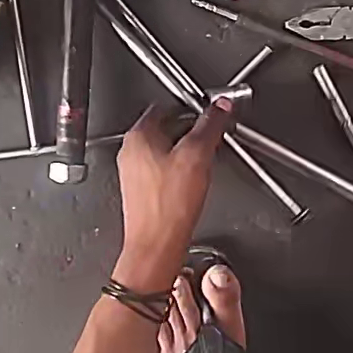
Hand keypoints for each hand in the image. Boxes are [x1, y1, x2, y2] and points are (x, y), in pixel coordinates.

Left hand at [112, 100, 234, 290]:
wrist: (157, 246)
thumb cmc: (167, 207)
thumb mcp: (197, 156)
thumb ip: (210, 126)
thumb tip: (221, 107)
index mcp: (138, 136)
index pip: (166, 106)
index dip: (191, 108)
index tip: (209, 115)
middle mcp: (131, 152)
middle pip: (166, 128)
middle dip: (191, 132)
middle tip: (209, 141)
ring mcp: (135, 173)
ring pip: (166, 151)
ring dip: (186, 154)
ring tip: (202, 165)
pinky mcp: (143, 191)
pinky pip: (164, 172)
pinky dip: (180, 172)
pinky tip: (192, 184)